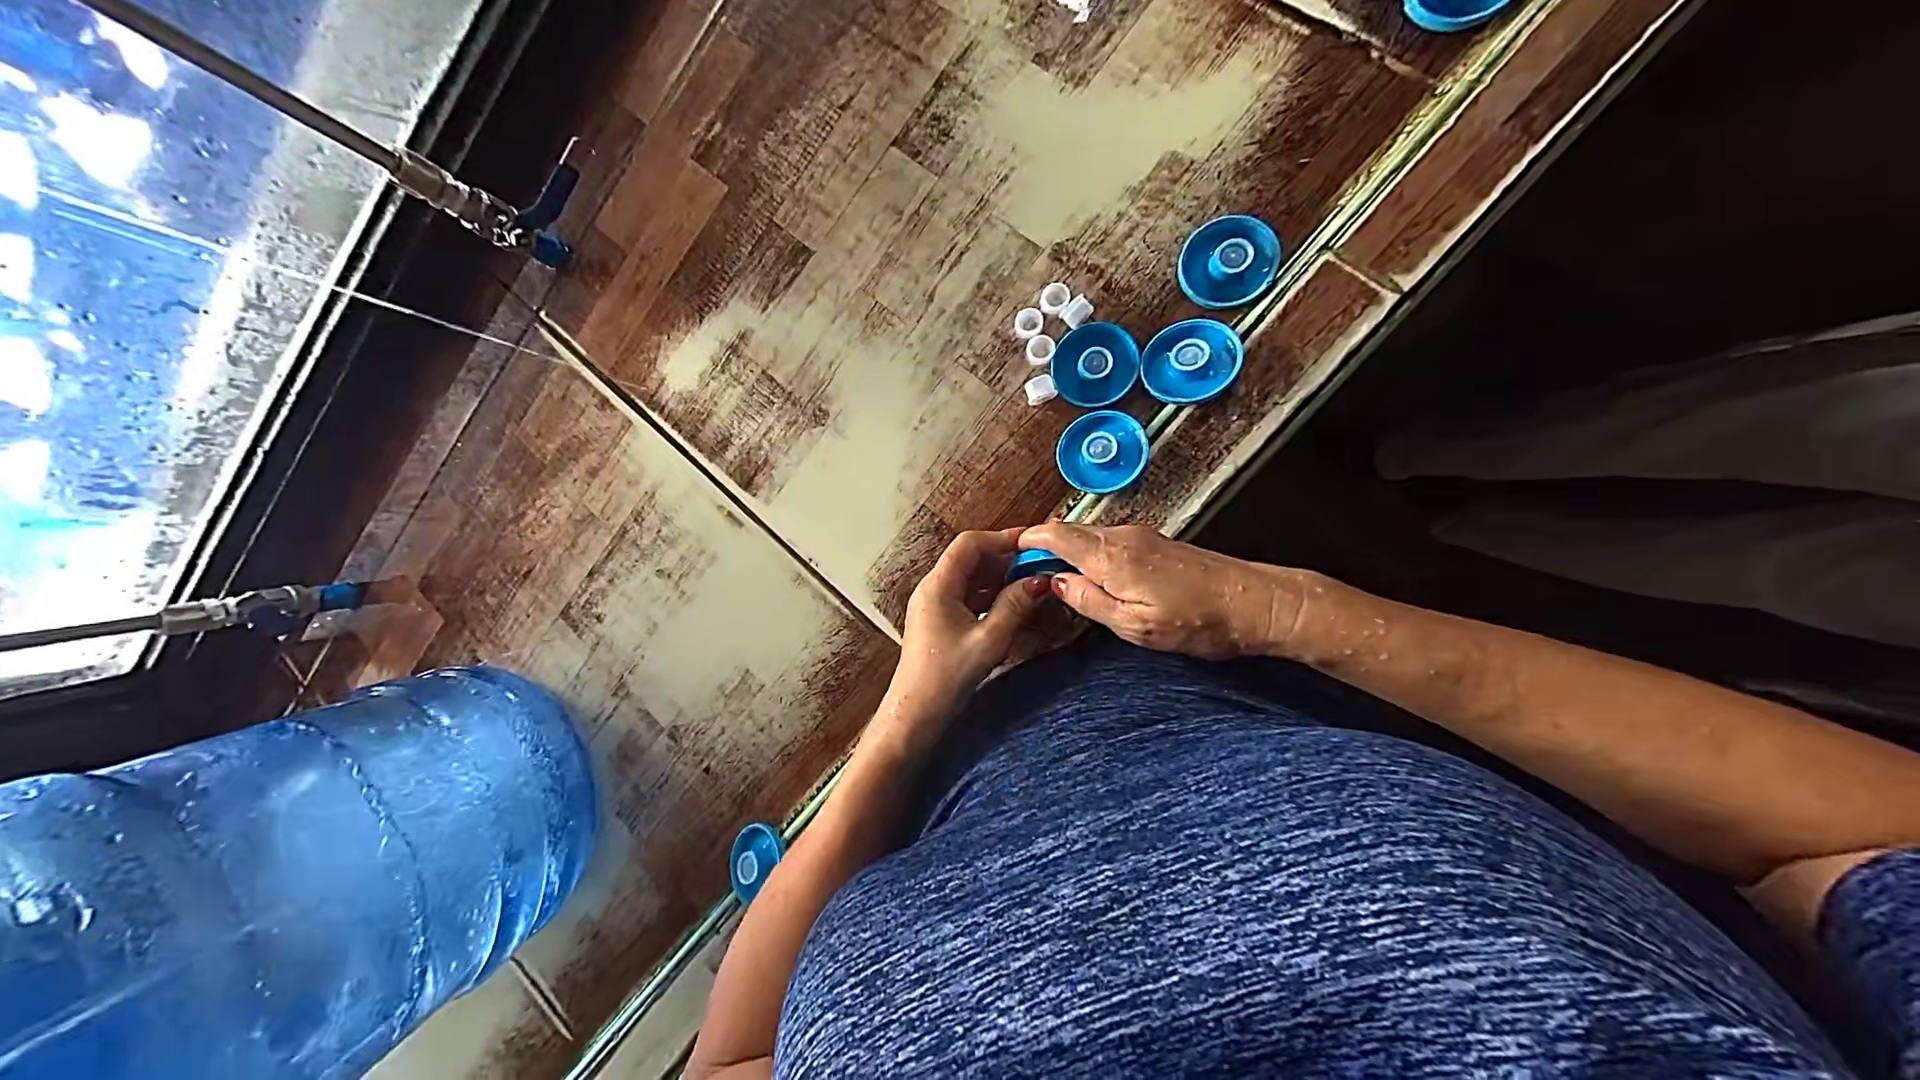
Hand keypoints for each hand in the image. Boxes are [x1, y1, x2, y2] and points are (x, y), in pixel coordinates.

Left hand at [884, 529, 1051, 731]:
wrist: (913, 715)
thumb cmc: (942, 681)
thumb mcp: (988, 641)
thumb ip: (1015, 606)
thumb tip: (1038, 581)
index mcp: (937, 587)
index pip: (969, 544)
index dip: (1001, 538)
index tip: (1030, 541)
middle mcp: (932, 590)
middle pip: (970, 558)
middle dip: (1004, 559)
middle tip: (1036, 565)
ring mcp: (934, 606)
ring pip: (970, 578)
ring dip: (999, 578)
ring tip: (1029, 585)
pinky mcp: (939, 621)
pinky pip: (967, 596)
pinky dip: (990, 596)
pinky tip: (1011, 606)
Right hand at [1019, 522, 1306, 659]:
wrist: (1256, 603)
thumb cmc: (1200, 621)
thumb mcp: (1134, 626)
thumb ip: (1088, 601)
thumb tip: (1056, 583)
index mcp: (1111, 556)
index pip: (1054, 534)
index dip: (1027, 540)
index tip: (1009, 553)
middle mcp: (1123, 536)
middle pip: (1068, 531)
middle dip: (1043, 547)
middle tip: (1026, 572)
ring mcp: (1141, 535)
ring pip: (1088, 536)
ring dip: (1067, 551)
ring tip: (1057, 580)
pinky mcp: (1155, 541)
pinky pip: (1109, 541)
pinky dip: (1090, 554)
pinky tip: (1094, 578)